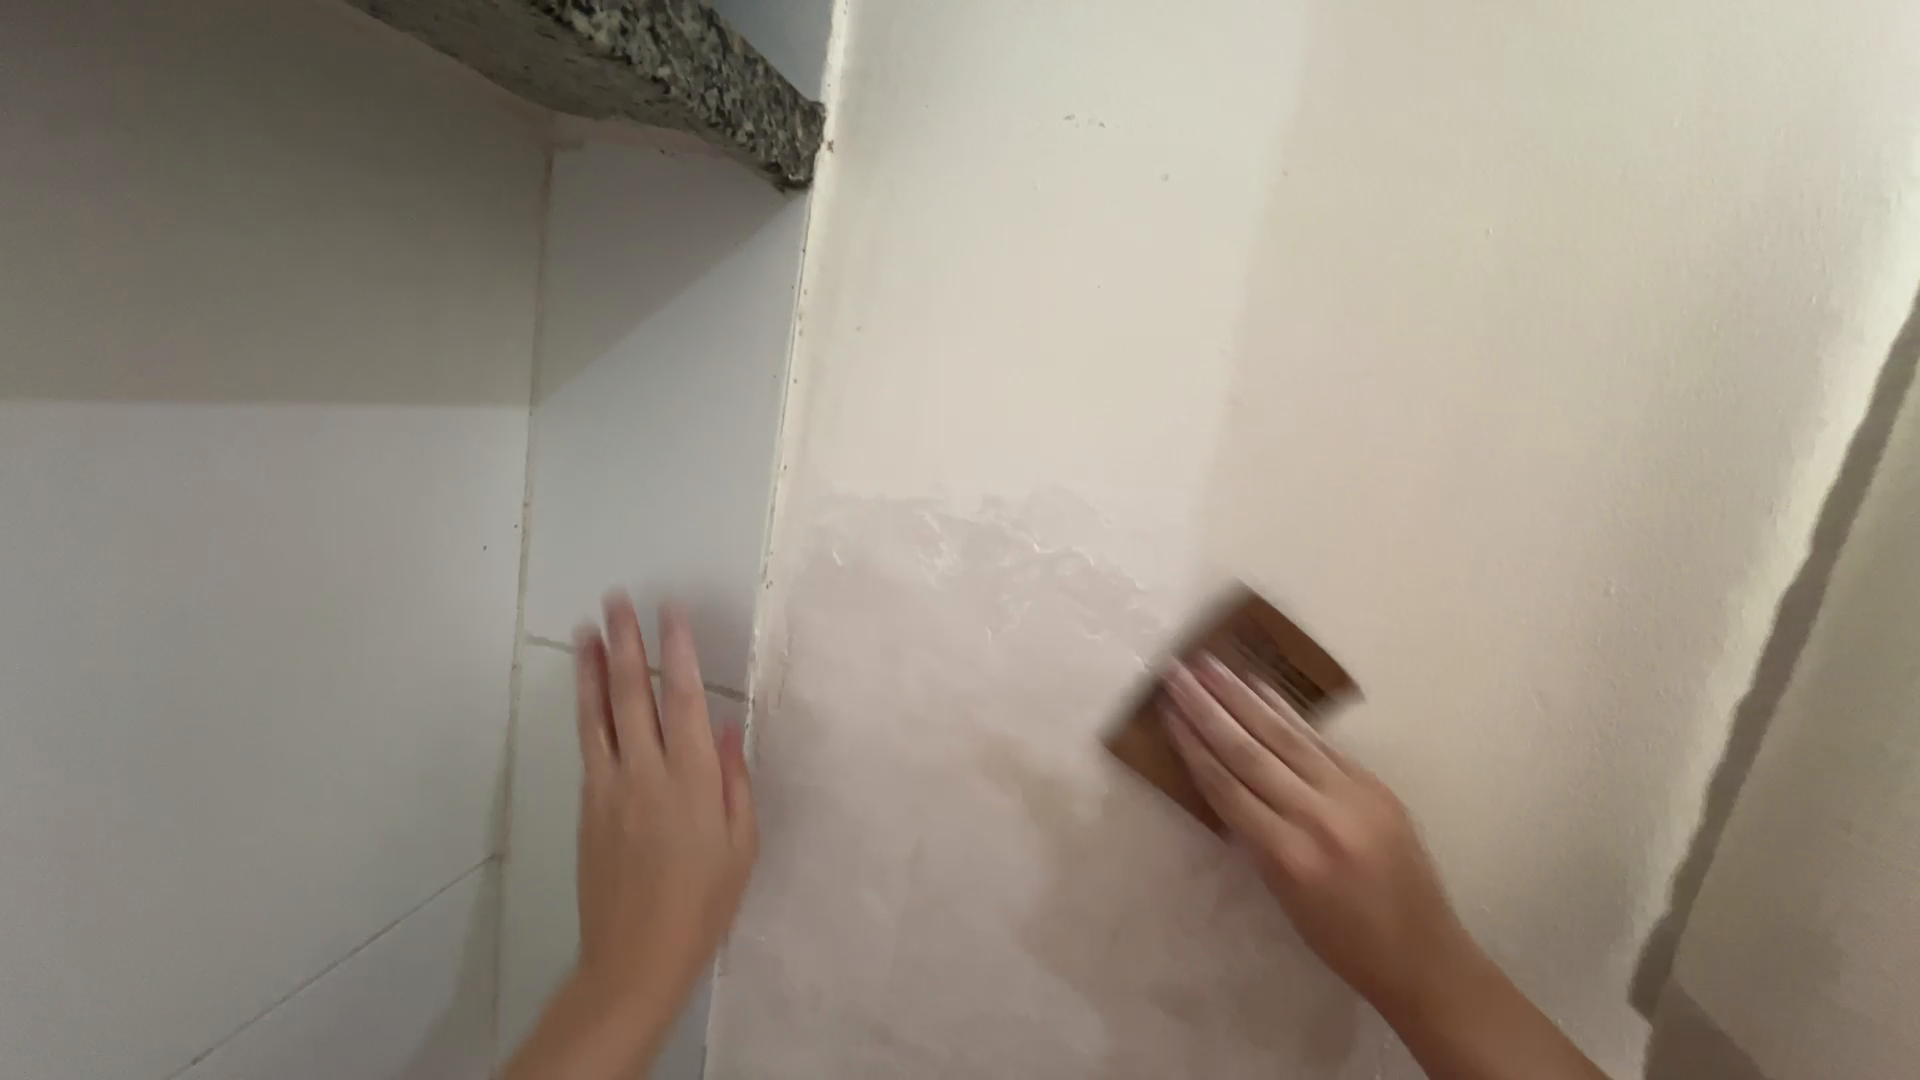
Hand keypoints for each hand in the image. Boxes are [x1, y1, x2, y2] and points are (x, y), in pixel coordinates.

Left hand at [571, 592, 757, 1005]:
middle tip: (616, 601)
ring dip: (592, 669)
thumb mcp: (742, 842)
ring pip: (598, 715)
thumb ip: (734, 780)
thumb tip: (727, 726)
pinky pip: (588, 745)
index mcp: (692, 780)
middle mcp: (646, 773)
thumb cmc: (705, 899)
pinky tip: (588, 691)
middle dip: (626, 644)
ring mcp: (610, 788)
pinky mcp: (588, 806)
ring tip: (586, 631)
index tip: (671, 612)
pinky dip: (586, 709)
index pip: (683, 700)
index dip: (677, 651)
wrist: (636, 957)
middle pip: (632, 696)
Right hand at [1160, 654, 1471, 1016]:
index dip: (1191, 744)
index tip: (1166, 710)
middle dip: (1207, 707)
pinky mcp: (1373, 784)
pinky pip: (1319, 741)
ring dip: (1241, 696)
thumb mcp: (1280, 895)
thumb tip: (1221, 776)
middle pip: (1248, 750)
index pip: (1225, 786)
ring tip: (1210, 665)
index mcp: (1287, 855)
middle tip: (1177, 672)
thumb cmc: (1340, 939)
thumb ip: (1252, 833)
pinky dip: (1285, 712)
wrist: (1425, 958)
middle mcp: (1317, 817)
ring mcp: (1351, 795)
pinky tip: (1260, 687)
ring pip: (1283, 735)